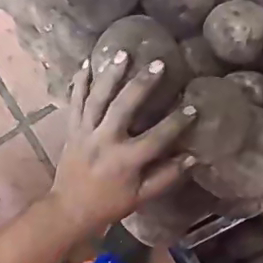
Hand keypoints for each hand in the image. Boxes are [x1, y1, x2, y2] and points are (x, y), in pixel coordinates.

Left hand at [46, 52, 196, 236]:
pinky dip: (80, 81)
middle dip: (141, 85)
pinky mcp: (72, 128)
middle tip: (158, 63)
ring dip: (110, 74)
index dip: (176, 122)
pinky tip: (87, 62)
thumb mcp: (142, 196)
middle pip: (123, 107)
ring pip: (97, 98)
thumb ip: (167, 176)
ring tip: (123, 53)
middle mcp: (104, 142)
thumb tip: (193, 157)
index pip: (156, 138)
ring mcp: (85, 132)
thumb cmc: (109, 204)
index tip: (193, 107)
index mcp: (125, 161)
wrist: (69, 209)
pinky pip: (75, 101)